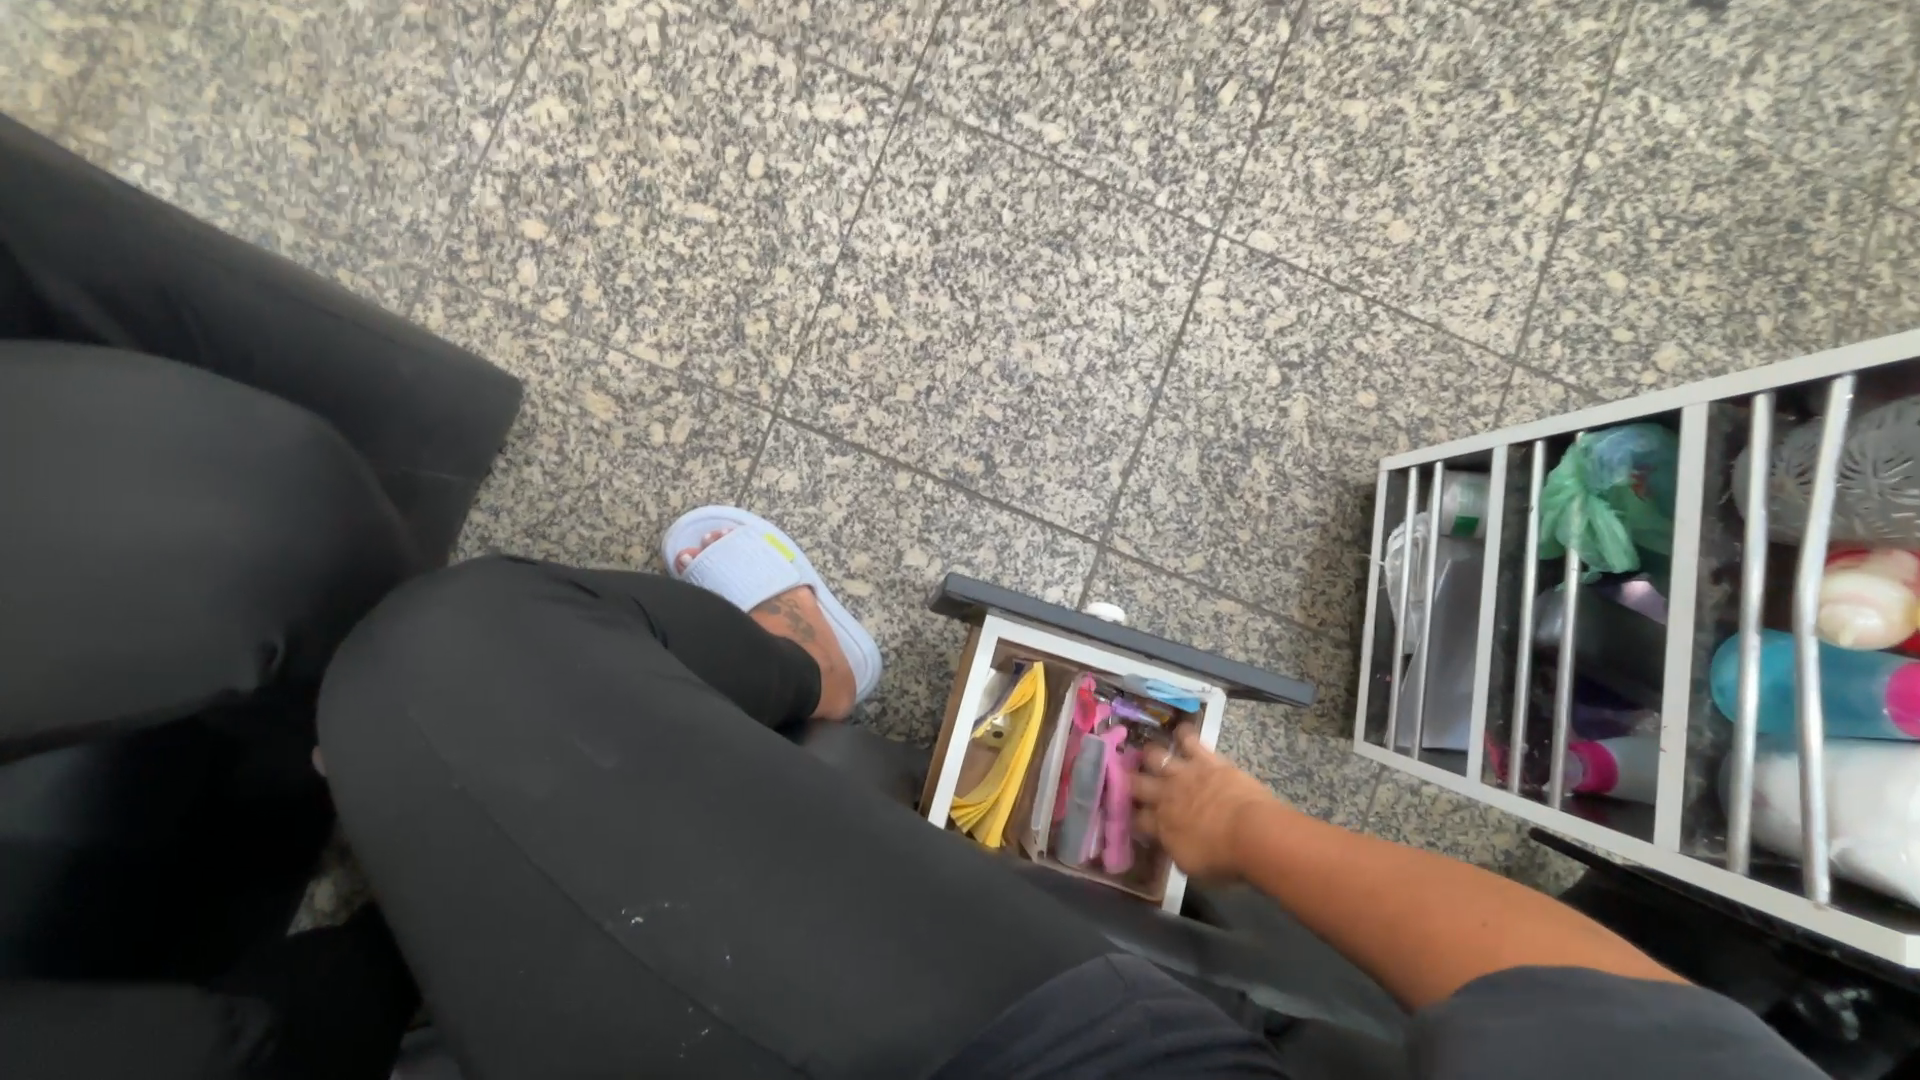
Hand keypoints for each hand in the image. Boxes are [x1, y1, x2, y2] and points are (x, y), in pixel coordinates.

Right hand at [1132, 725, 1280, 880]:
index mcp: (1160, 826)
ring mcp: (1183, 774)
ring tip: (1150, 753)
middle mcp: (1165, 796)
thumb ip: (1175, 849)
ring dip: (1152, 755)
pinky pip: (1189, 740)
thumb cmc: (1224, 858)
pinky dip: (1184, 734)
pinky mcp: (1204, 760)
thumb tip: (1169, 843)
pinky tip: (1182, 730)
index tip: (1136, 817)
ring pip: (1155, 756)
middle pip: (1137, 783)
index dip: (1134, 816)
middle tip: (1132, 779)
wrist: (1251, 833)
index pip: (1137, 819)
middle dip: (1132, 781)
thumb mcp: (1191, 865)